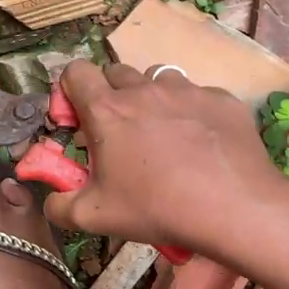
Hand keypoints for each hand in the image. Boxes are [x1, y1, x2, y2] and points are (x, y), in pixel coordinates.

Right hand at [43, 61, 288, 251]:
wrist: (238, 210)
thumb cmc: (157, 208)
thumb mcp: (93, 217)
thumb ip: (59, 205)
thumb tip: (51, 201)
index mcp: (105, 110)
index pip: (75, 71)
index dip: (70, 90)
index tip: (78, 119)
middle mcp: (143, 90)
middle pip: (115, 72)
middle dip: (110, 94)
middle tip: (118, 131)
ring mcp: (187, 91)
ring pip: (157, 80)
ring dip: (150, 98)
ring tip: (160, 133)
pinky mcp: (223, 100)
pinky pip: (197, 95)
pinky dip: (190, 112)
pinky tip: (200, 143)